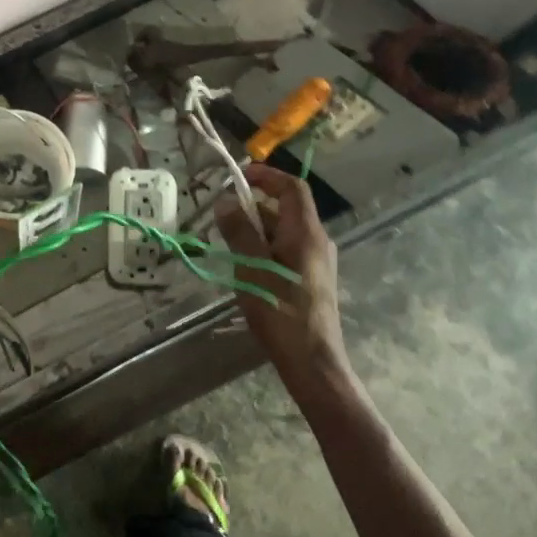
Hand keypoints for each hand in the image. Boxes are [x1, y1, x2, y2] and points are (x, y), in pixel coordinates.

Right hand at [216, 164, 349, 390]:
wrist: (311, 360)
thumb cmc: (281, 311)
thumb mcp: (252, 268)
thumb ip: (240, 232)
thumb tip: (225, 201)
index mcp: (306, 233)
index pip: (292, 188)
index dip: (267, 176)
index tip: (237, 176)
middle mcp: (316, 242)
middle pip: (286, 208)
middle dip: (253, 204)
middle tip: (221, 213)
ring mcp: (315, 262)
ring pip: (283, 230)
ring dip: (255, 226)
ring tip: (226, 239)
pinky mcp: (309, 280)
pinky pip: (284, 249)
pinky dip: (262, 245)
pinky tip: (243, 264)